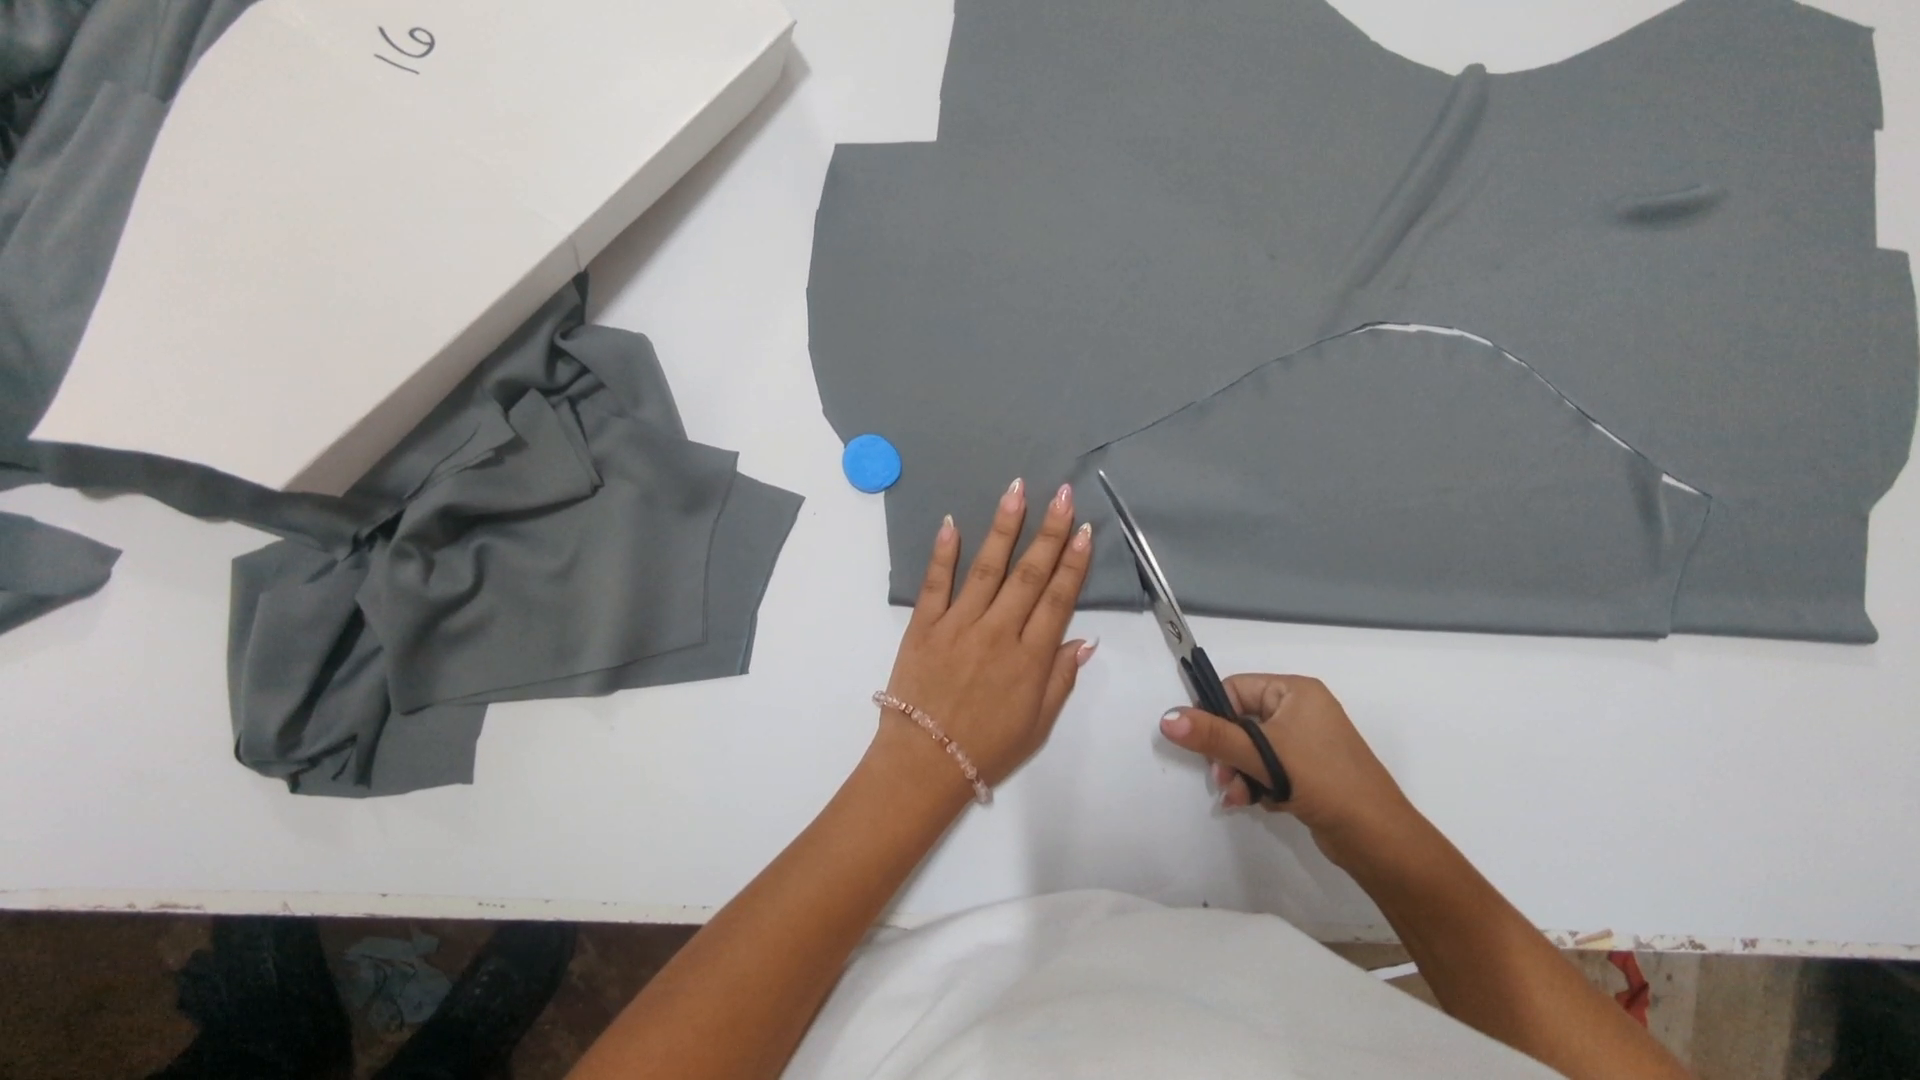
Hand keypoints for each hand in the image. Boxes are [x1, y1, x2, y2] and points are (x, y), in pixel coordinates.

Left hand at [877, 479, 1096, 795]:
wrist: (924, 763)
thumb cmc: (986, 749)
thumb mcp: (1038, 724)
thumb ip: (1060, 679)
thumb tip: (1084, 639)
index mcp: (1030, 658)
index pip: (1058, 599)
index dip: (1074, 563)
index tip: (1084, 530)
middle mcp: (998, 633)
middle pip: (1029, 574)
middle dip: (1049, 532)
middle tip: (1063, 494)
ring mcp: (958, 626)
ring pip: (986, 568)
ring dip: (1004, 528)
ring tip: (1017, 491)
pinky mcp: (923, 626)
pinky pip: (935, 584)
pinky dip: (944, 553)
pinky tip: (952, 523)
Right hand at [1159, 675, 1419, 868]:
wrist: (1377, 836)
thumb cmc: (1323, 780)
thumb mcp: (1263, 754)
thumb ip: (1212, 736)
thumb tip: (1167, 719)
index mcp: (1295, 691)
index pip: (1235, 689)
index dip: (1214, 715)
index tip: (1201, 745)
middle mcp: (1300, 710)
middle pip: (1240, 722)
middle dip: (1227, 754)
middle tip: (1222, 778)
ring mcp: (1305, 742)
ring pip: (1251, 750)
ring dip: (1238, 774)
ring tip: (1238, 797)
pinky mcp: (1307, 771)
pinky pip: (1267, 769)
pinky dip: (1256, 785)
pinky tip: (1254, 804)